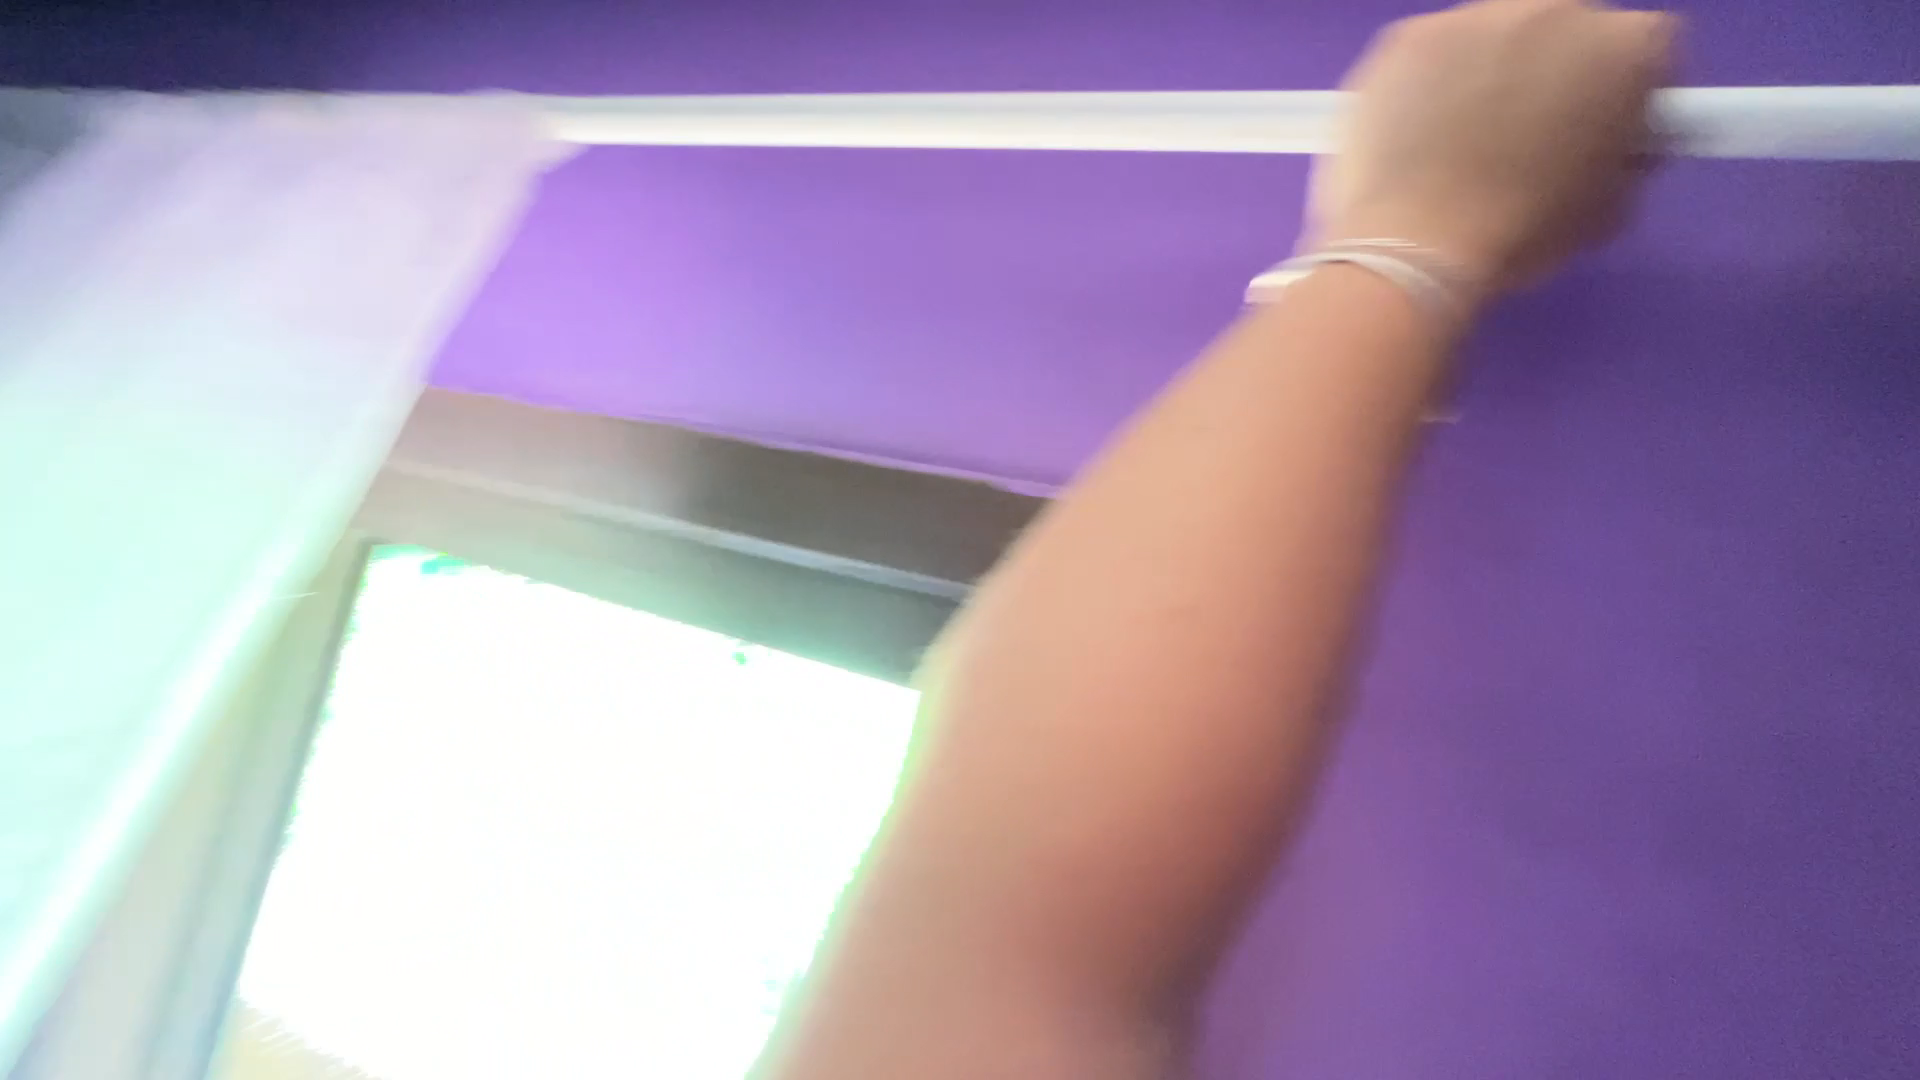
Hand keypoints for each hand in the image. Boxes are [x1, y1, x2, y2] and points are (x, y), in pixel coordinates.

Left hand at [1307, 0, 1677, 295]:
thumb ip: (1621, 159)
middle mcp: (1560, 9)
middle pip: (1557, 37)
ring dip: (1475, 77)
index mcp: (1632, 46)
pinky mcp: (1405, 39)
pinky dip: (1417, 89)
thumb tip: (1611, 151)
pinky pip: (1422, 58)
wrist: (1413, 248)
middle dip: (1538, 80)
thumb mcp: (1604, 210)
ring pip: (1485, 41)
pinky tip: (1404, 135)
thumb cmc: (1515, 238)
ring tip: (1445, 142)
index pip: (1639, 57)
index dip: (1606, 100)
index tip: (1579, 135)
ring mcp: (1475, 19)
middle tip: (1503, 140)